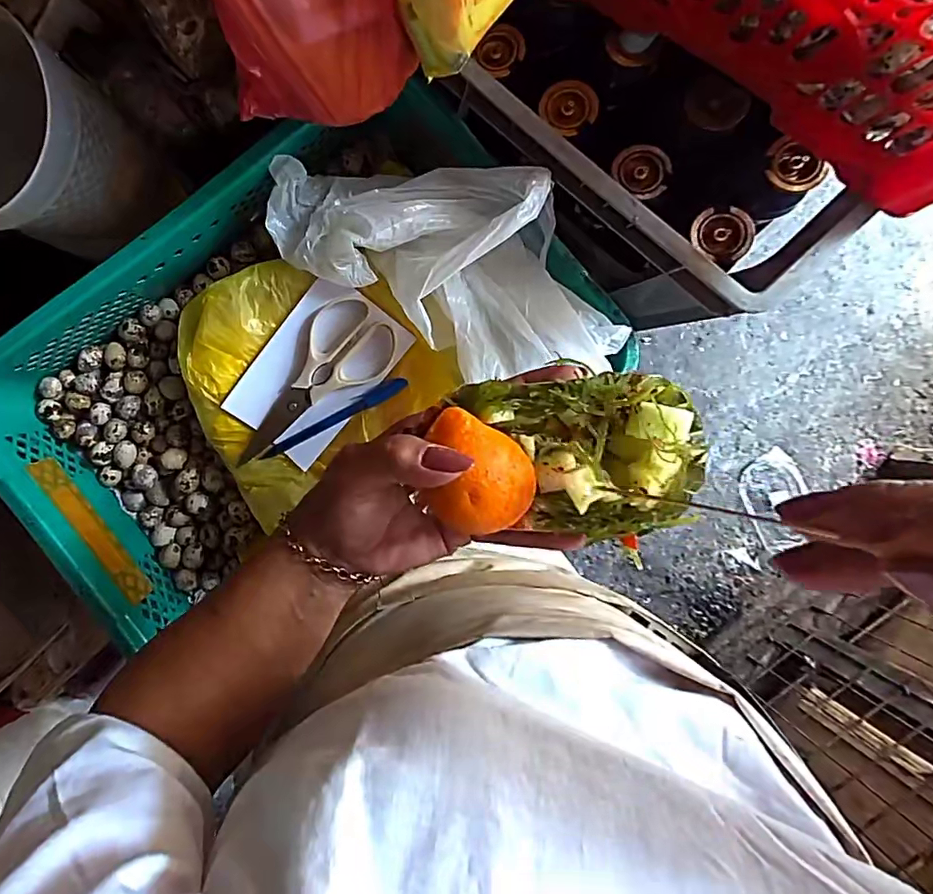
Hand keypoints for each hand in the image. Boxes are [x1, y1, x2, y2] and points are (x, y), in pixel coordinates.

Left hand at [286, 365, 587, 575]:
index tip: (563, 380)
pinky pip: (506, 528)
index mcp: (430, 431)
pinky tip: (571, 536)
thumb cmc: (342, 500)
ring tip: (600, 485)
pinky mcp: (466, 528)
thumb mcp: (363, 468)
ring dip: (554, 485)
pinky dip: (537, 533)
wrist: (333, 551)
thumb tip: (459, 462)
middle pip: (508, 440)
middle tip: (598, 429)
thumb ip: (403, 459)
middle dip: (552, 433)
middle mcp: (453, 457)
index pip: (479, 403)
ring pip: (515, 485)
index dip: (519, 390)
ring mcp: (464, 493)